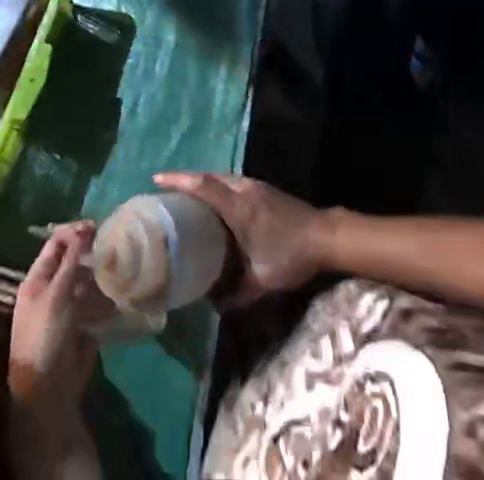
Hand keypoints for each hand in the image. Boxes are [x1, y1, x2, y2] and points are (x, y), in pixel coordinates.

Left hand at [9, 223, 101, 412]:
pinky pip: (96, 298)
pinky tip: (120, 289)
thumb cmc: (45, 335)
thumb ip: (70, 261)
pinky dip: (107, 292)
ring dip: (102, 271)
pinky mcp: (82, 319)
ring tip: (121, 266)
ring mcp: (67, 304)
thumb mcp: (56, 295)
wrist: (47, 385)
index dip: (74, 232)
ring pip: (87, 277)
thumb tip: (83, 229)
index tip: (99, 227)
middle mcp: (51, 288)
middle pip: (72, 259)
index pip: (55, 244)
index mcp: (37, 280)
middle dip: (92, 251)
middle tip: (115, 245)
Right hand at [153, 173, 325, 303]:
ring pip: (224, 177)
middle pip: (211, 177)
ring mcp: (258, 187)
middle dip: (186, 179)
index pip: (205, 187)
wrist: (326, 236)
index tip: (156, 180)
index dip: (179, 181)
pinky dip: (218, 185)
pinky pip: (234, 181)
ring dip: (203, 181)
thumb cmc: (292, 255)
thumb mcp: (262, 281)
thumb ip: (237, 295)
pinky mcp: (266, 190)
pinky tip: (214, 200)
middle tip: (164, 190)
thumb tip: (214, 307)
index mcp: (240, 208)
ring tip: (184, 194)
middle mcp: (246, 191)